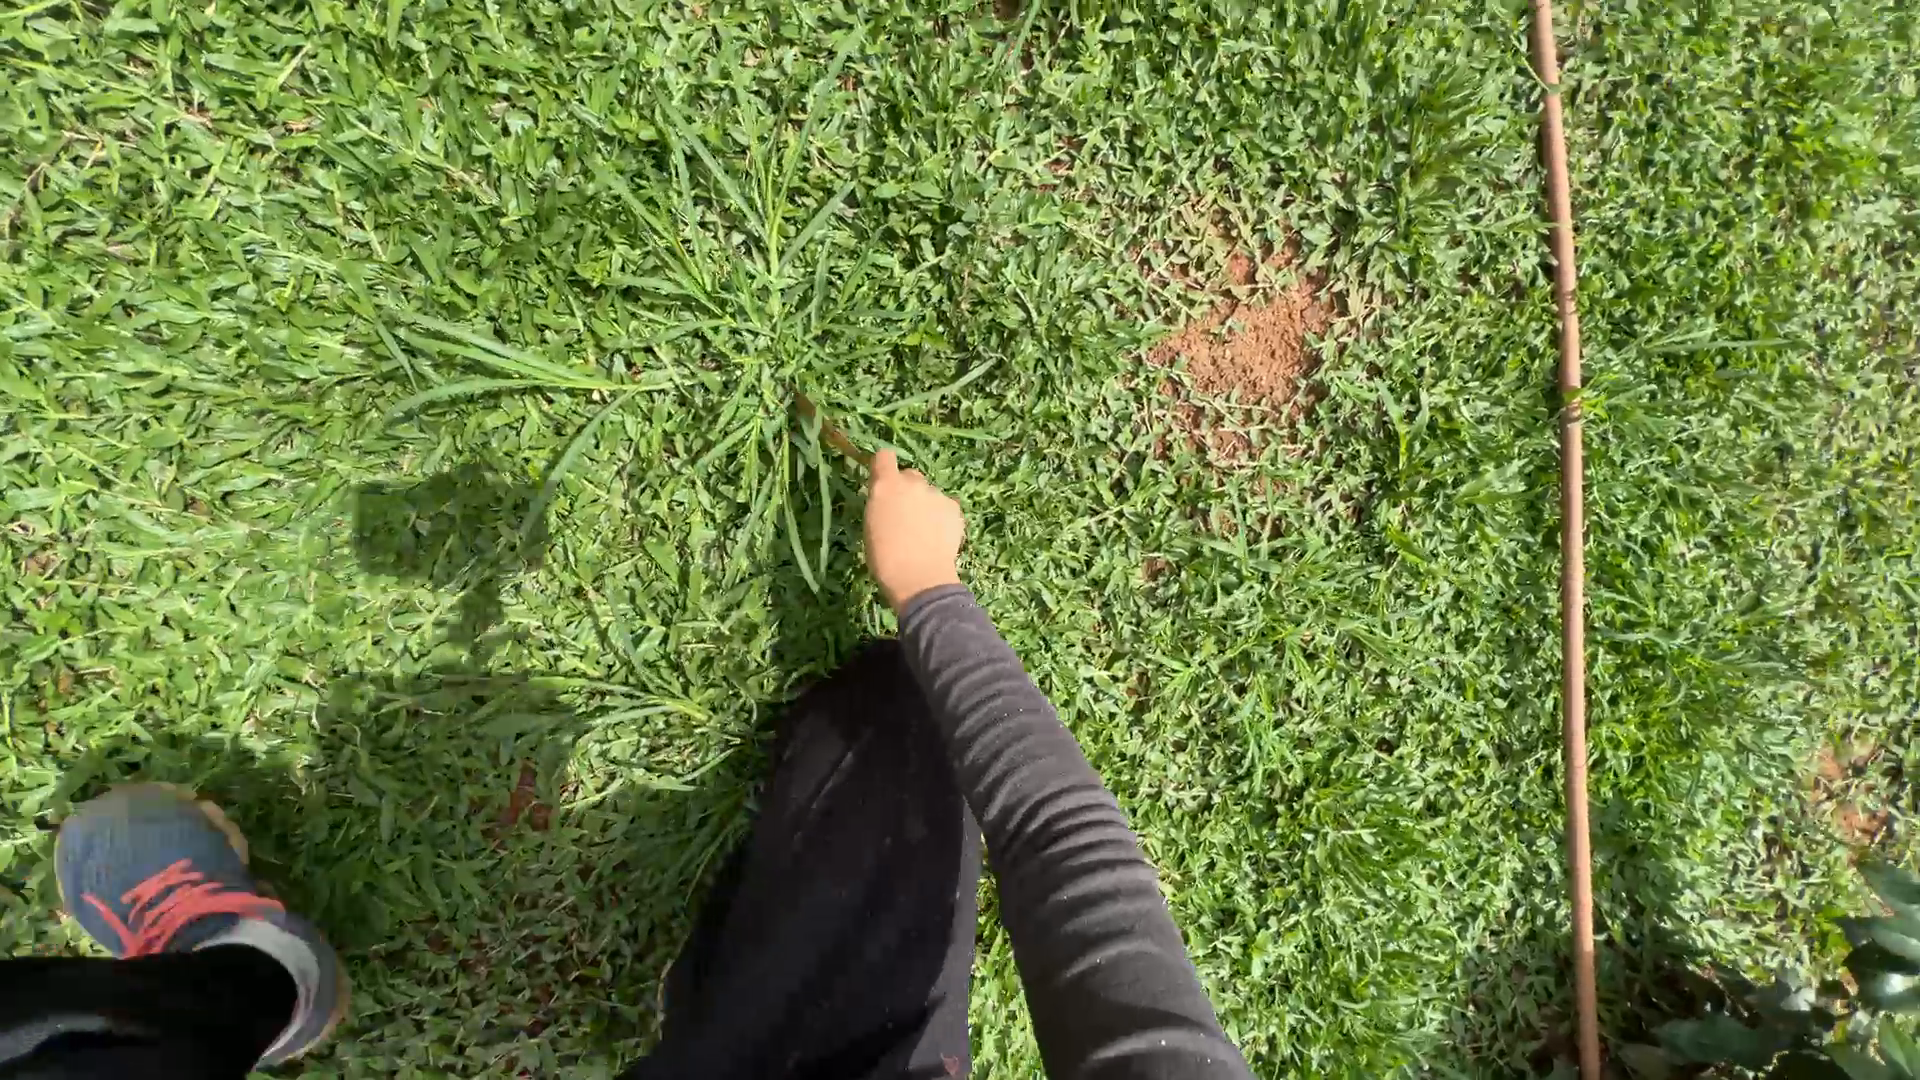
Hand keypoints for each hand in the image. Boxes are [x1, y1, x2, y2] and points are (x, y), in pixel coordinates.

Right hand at [863, 448, 963, 612]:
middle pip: (910, 476)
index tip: (883, 482)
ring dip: (926, 505)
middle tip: (905, 516)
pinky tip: (938, 537)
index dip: (884, 467)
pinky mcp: (954, 508)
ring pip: (929, 493)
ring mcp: (936, 494)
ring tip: (924, 532)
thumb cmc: (885, 558)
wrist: (919, 578)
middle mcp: (912, 483)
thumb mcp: (871, 526)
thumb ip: (880, 503)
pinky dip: (942, 516)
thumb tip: (888, 500)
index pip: (884, 457)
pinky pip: (945, 506)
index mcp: (885, 486)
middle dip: (907, 490)